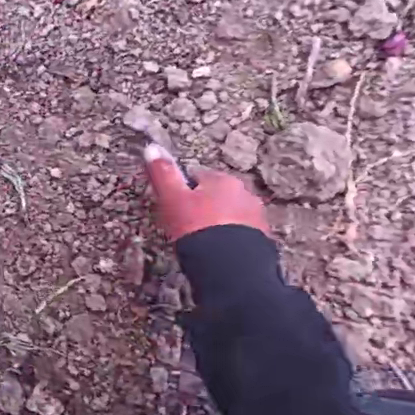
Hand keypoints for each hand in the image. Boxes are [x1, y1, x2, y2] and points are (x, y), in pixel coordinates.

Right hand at [144, 145, 271, 242]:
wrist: (231, 267)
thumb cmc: (198, 228)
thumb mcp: (173, 199)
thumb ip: (163, 173)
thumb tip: (151, 147)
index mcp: (222, 180)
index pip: (197, 176)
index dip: (183, 191)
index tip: (173, 206)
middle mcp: (244, 193)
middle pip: (217, 195)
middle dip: (205, 207)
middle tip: (187, 226)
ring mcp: (256, 217)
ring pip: (231, 215)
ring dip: (220, 224)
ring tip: (203, 243)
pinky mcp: (263, 240)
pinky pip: (242, 235)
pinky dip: (232, 241)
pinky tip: (219, 253)